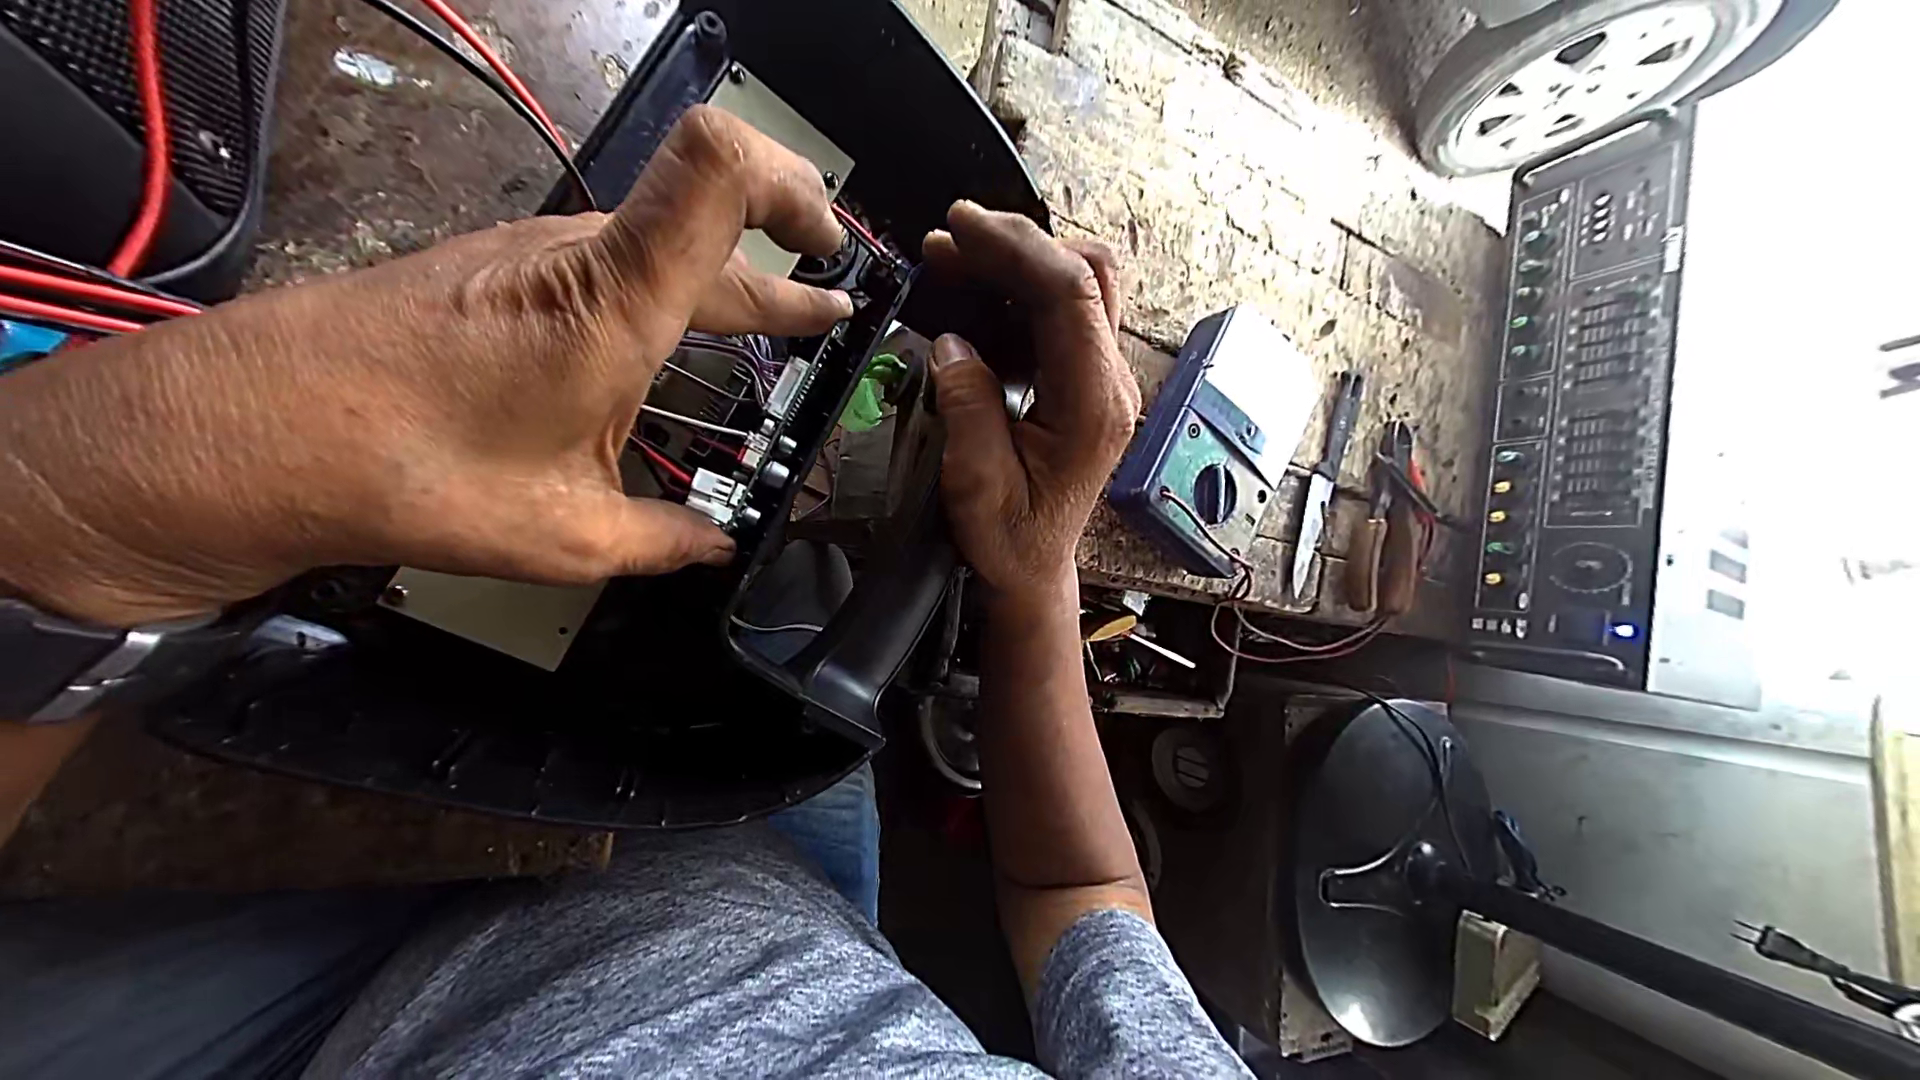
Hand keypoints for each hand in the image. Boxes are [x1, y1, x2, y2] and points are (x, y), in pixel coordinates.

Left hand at [0, 106, 849, 627]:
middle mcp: (586, 255)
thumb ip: (669, 540)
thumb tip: (720, 548)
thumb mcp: (570, 534)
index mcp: (616, 306)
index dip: (792, 189)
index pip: (717, 174)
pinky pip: (630, 255)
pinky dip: (690, 280)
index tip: (832, 251)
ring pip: (674, 231)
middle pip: (713, 189)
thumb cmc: (414, 478)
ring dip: (743, 263)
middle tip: (835, 280)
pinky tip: (695, 330)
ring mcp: (545, 251)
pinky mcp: (515, 266)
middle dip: (791, 223)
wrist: (243, 434)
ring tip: (792, 311)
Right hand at [923, 203, 1138, 600]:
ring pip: (1079, 287)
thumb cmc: (1013, 538)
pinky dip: (1021, 292)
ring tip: (958, 259)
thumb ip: (968, 407)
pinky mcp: (1083, 383)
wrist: (1033, 566)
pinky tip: (979, 295)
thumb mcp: (978, 483)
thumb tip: (954, 344)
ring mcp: (1100, 382)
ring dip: (1019, 262)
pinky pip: (1062, 315)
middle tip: (954, 237)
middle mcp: (1108, 385)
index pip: (1070, 296)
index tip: (963, 228)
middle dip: (1018, 243)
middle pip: (1086, 275)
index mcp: (1091, 407)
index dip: (1017, 248)